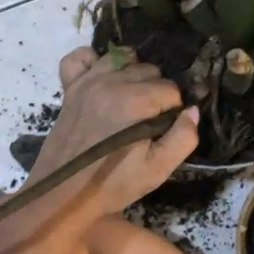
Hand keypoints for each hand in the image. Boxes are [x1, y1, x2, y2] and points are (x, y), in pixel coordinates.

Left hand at [27, 47, 198, 216]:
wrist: (62, 195)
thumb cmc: (113, 185)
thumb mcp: (158, 169)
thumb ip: (183, 138)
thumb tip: (191, 111)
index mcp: (134, 102)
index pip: (171, 90)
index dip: (173, 111)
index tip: (163, 131)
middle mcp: (110, 83)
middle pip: (150, 71)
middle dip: (156, 93)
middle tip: (148, 123)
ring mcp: (87, 82)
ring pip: (123, 59)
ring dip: (133, 75)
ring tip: (131, 102)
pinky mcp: (69, 88)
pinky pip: (80, 58)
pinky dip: (93, 62)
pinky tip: (102, 80)